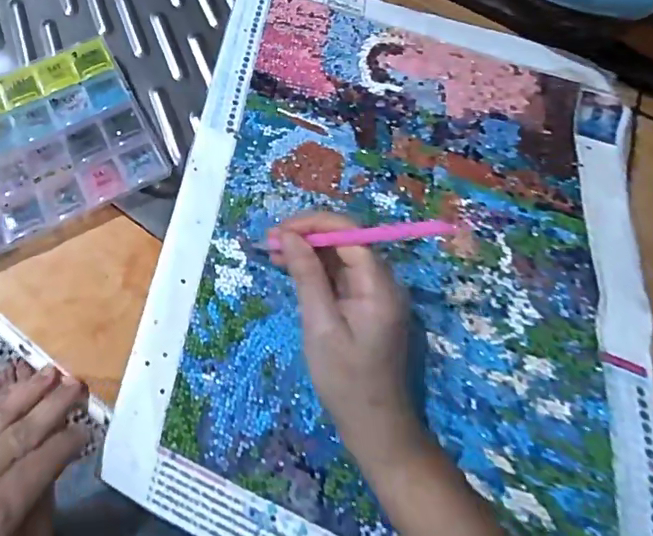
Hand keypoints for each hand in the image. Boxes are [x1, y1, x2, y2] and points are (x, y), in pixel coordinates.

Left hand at [0, 361, 87, 535]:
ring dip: (25, 391)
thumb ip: (41, 498)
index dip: (65, 442)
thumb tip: (58, 450)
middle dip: (50, 404)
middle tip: (75, 383)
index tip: (87, 425)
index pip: (36, 463)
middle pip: (16, 432)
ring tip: (50, 372)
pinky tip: (15, 389)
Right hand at [269, 212, 426, 469]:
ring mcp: (373, 293)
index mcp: (379, 286)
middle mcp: (381, 282)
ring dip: (306, 248)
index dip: (313, 225)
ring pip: (338, 253)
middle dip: (307, 233)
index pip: (349, 234)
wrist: (374, 427)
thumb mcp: (320, 325)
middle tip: (271, 241)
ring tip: (273, 251)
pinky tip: (287, 266)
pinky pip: (337, 272)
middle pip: (344, 239)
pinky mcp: (362, 303)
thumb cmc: (346, 380)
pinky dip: (312, 266)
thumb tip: (289, 236)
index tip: (280, 232)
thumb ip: (307, 276)